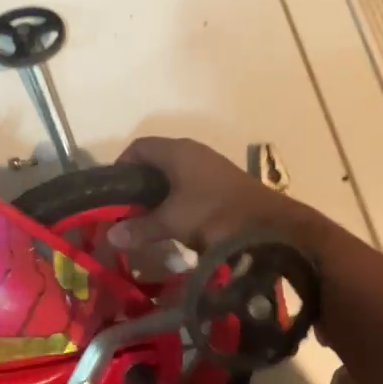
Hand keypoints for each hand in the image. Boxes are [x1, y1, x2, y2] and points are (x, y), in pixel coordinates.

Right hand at [108, 137, 322, 250]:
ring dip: (160, 195)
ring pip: (174, 175)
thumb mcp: (173, 222)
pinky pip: (191, 186)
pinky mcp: (224, 185)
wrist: (273, 227)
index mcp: (178, 150)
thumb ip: (140, 228)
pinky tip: (177, 224)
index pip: (139, 147)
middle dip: (139, 185)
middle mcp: (194, 152)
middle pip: (156, 161)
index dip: (121, 167)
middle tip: (127, 210)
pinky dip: (178, 201)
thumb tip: (110, 236)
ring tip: (149, 220)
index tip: (113, 193)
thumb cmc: (216, 214)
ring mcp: (211, 167)